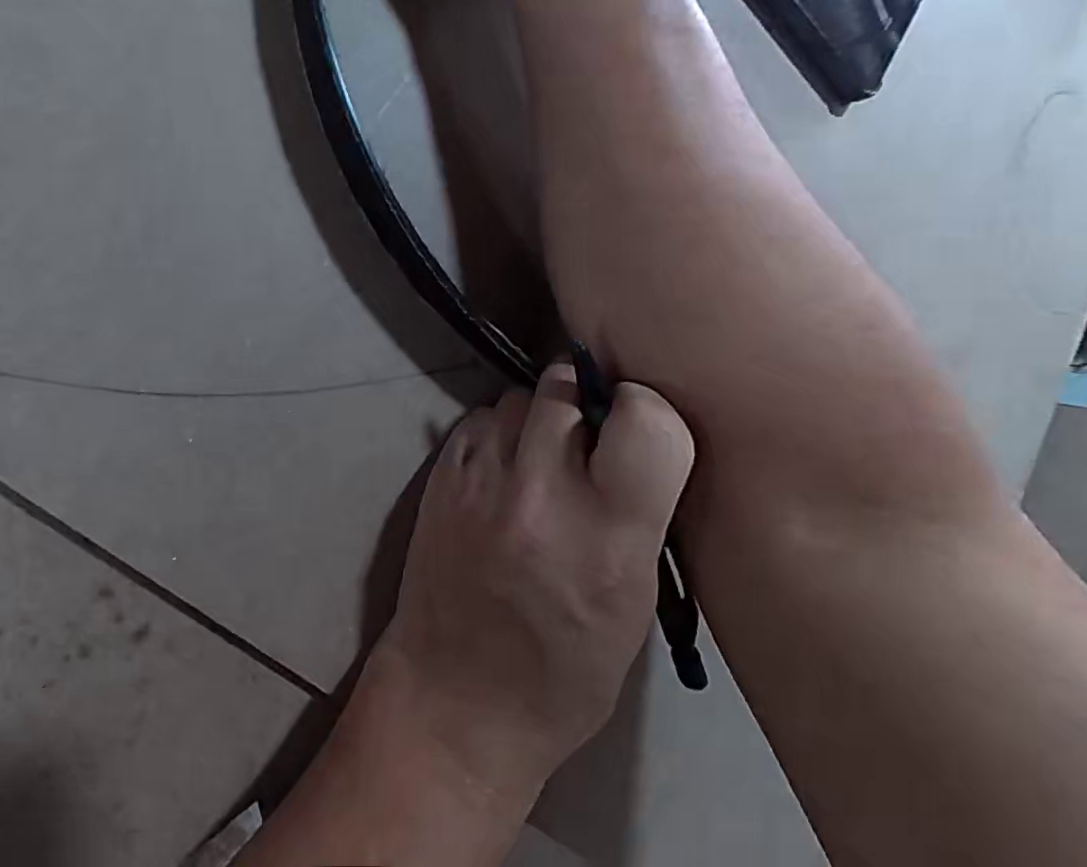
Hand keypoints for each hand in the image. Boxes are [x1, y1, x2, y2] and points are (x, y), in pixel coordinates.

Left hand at [366, 362, 695, 799]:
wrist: (456, 701)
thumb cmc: (565, 668)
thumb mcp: (636, 600)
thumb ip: (640, 508)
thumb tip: (632, 434)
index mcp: (608, 535)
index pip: (646, 417)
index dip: (647, 411)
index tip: (639, 430)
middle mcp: (541, 494)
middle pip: (569, 385)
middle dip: (585, 404)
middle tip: (587, 443)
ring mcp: (480, 481)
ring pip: (520, 396)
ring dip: (538, 418)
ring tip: (541, 461)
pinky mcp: (439, 479)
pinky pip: (480, 418)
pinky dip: (498, 434)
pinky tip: (502, 474)